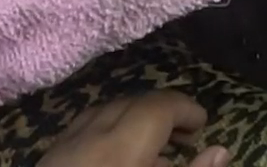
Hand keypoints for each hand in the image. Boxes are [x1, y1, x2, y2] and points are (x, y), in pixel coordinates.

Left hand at [37, 92, 229, 166]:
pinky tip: (119, 163)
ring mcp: (60, 152)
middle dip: (162, 114)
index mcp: (117, 152)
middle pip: (130, 105)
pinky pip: (82, 133)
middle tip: (188, 135)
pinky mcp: (46, 164)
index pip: (156, 108)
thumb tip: (220, 152)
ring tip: (159, 154)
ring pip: (104, 115)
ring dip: (135, 123)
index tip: (204, 123)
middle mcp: (86, 140)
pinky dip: (108, 136)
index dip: (184, 108)